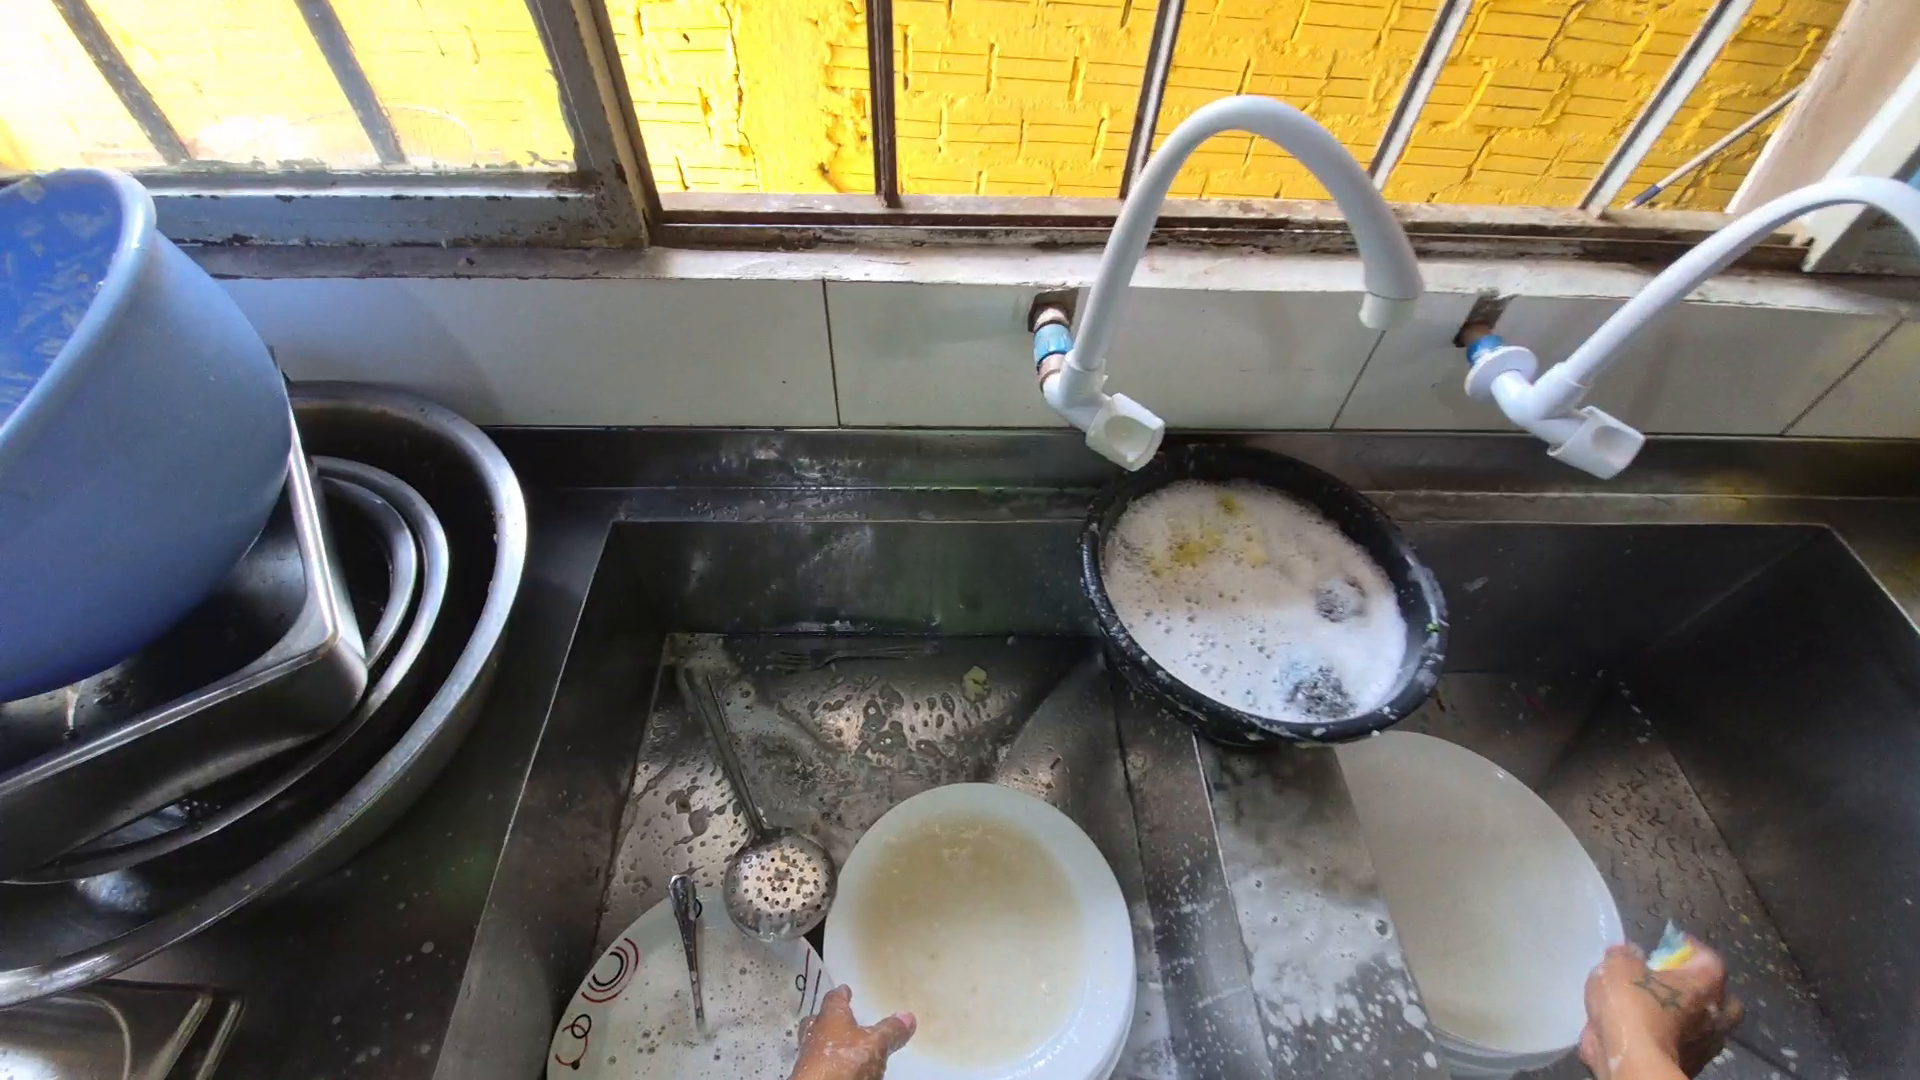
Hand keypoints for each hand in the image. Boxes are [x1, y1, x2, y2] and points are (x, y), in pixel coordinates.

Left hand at [788, 985, 914, 1079]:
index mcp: (830, 1016)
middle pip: (817, 1021)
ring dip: (826, 1043)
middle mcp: (815, 1033)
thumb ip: (890, 1030)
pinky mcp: (808, 1077)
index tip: (845, 990)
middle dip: (828, 1019)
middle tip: (840, 1020)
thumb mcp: (876, 1044)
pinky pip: (817, 1064)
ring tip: (842, 1047)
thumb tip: (908, 1016)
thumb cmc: (844, 1062)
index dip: (841, 994)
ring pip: (815, 1044)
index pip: (834, 998)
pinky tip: (839, 1069)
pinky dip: (827, 1064)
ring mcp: (808, 1058)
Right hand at [1580, 941, 1743, 1079]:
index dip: (1694, 948)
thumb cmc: (1631, 1005)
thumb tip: (1630, 952)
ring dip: (1689, 1012)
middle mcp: (1713, 1015)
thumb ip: (1624, 955)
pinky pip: (1687, 1039)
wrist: (1633, 1059)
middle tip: (1676, 977)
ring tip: (1660, 1003)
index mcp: (1701, 987)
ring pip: (1707, 1023)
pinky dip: (1674, 1031)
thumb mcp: (1616, 966)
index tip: (1675, 941)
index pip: (1711, 961)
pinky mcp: (1691, 1062)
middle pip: (1724, 998)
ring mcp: (1706, 1043)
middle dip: (1704, 987)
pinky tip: (1650, 1025)